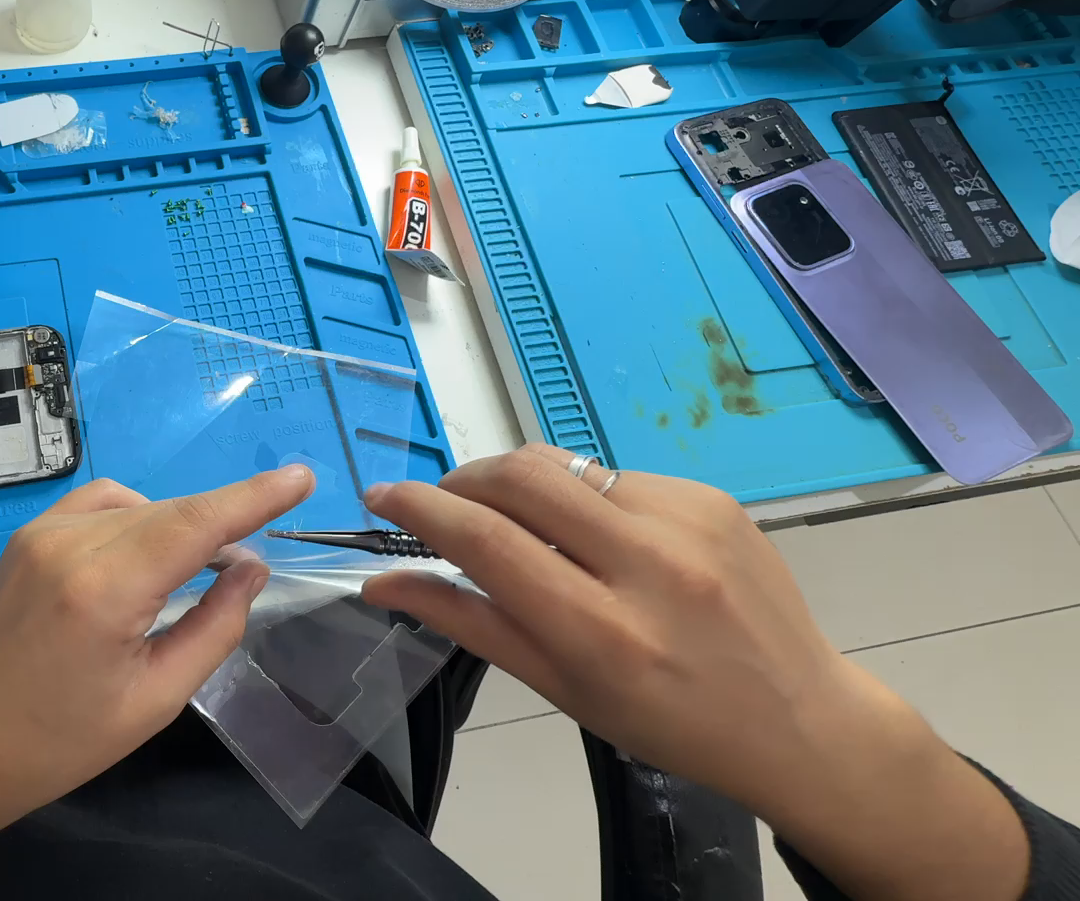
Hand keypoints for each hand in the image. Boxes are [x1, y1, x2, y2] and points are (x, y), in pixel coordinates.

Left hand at [0, 467, 314, 899]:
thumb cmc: (66, 739)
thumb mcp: (156, 698)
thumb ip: (214, 625)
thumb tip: (250, 566)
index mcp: (102, 590)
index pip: (194, 524)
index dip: (251, 499)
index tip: (300, 478)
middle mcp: (69, 543)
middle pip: (170, 512)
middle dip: (219, 523)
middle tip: (244, 563)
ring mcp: (42, 531)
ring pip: (139, 505)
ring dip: (176, 526)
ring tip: (187, 573)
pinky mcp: (28, 532)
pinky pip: (102, 503)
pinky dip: (137, 516)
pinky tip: (142, 553)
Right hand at [360, 445, 1026, 900]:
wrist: (808, 724)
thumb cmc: (666, 721)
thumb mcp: (556, 686)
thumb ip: (463, 621)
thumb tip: (382, 582)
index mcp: (603, 630)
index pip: (485, 541)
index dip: (419, 508)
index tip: (381, 496)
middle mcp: (648, 564)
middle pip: (519, 475)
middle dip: (462, 480)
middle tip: (448, 506)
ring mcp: (688, 520)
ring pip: (557, 464)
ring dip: (513, 483)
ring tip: (519, 522)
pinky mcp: (710, 497)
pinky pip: (606, 474)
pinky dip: (574, 495)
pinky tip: (594, 534)